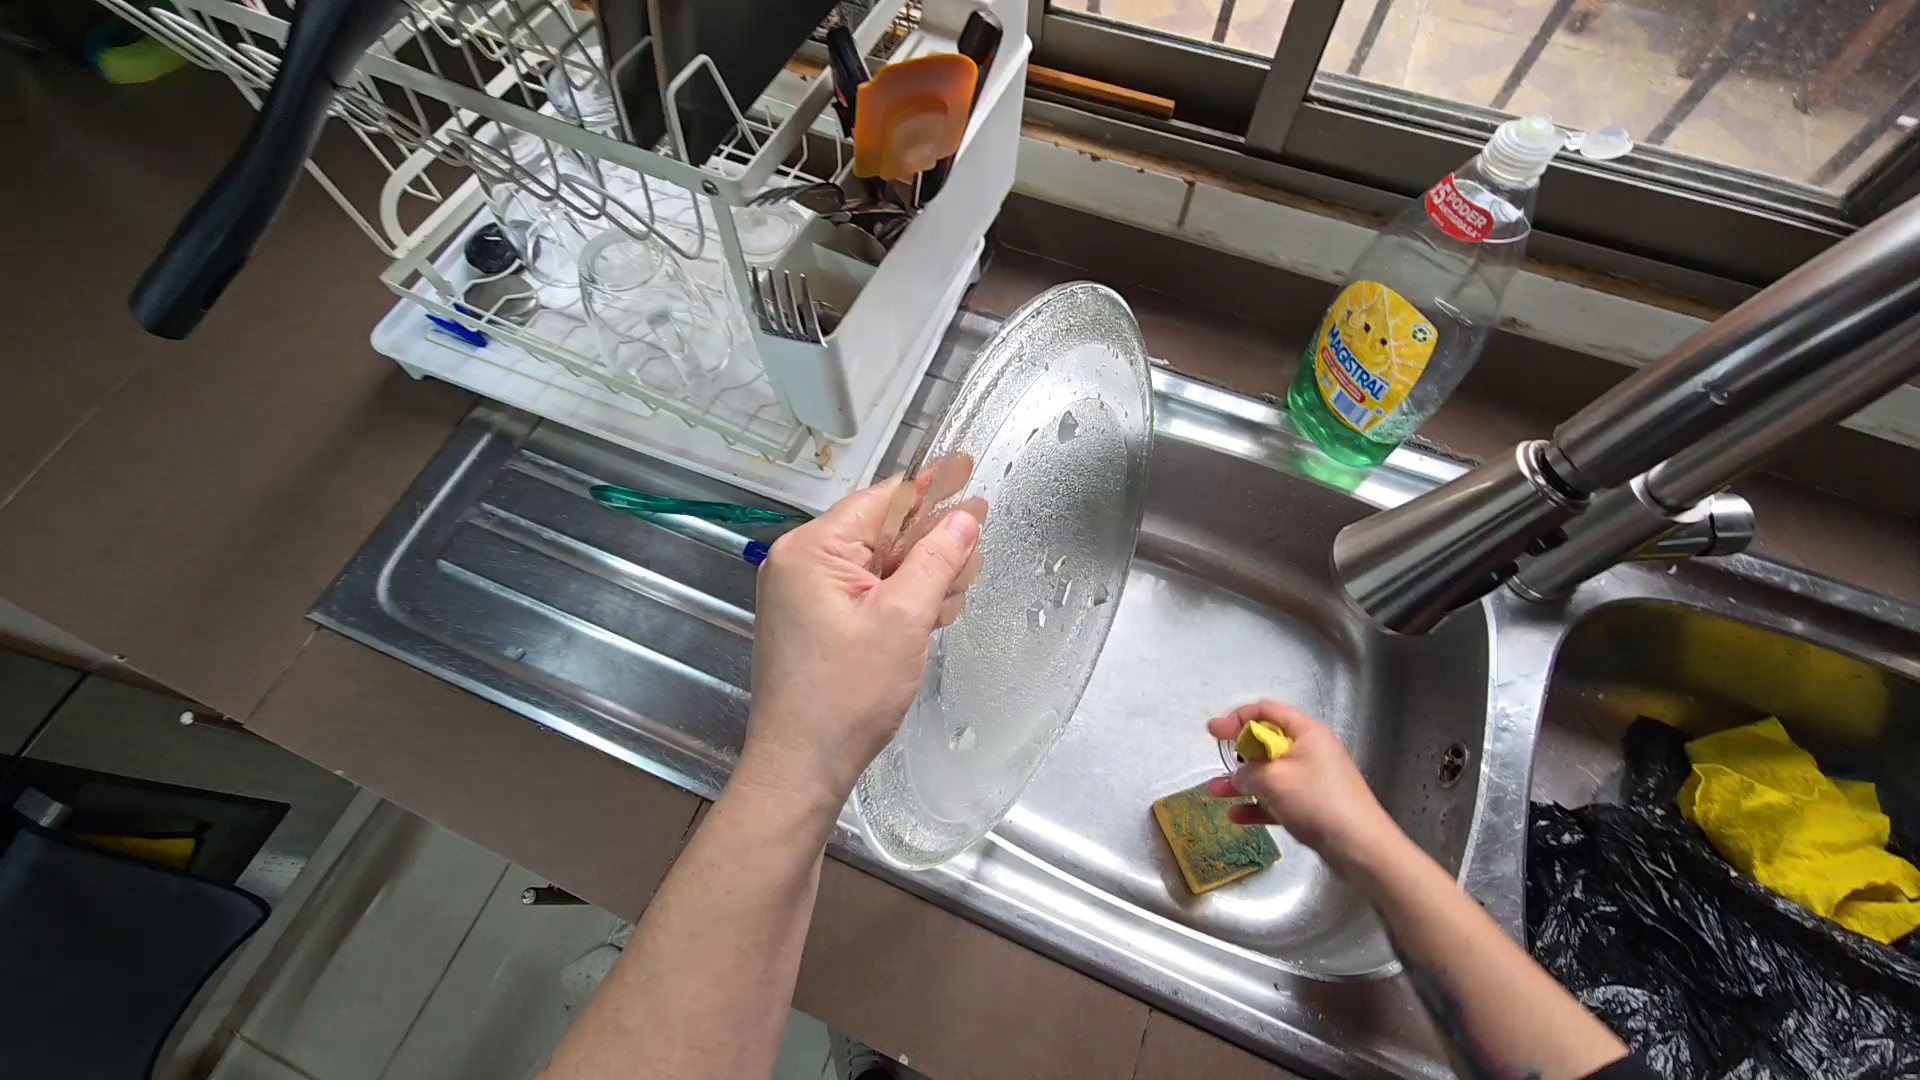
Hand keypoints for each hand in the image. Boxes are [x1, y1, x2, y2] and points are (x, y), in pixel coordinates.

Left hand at [738, 474, 983, 812]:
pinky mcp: (818, 621)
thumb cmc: (845, 697)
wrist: (803, 766)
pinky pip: (869, 593)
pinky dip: (901, 601)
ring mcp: (808, 595)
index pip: (882, 500)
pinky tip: (927, 620)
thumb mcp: (903, 619)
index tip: (966, 467)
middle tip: (969, 565)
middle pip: (884, 532)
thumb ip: (937, 559)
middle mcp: (803, 564)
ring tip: (947, 606)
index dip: (931, 486)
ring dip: (922, 580)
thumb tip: (964, 519)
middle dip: (932, 547)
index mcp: (813, 550)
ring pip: (882, 565)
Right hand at [1206, 702, 1404, 875]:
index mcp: (1306, 733)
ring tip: (1216, 791)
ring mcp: (1312, 779)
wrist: (1361, 849)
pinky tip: (1237, 815)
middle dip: (1238, 753)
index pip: (1266, 711)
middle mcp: (1311, 751)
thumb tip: (1238, 776)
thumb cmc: (1318, 802)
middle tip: (1219, 760)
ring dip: (1242, 782)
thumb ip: (1247, 772)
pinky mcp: (1312, 805)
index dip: (1237, 718)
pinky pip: (1278, 798)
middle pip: (1267, 742)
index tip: (1214, 732)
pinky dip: (1258, 804)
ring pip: (1270, 773)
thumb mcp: (1274, 780)